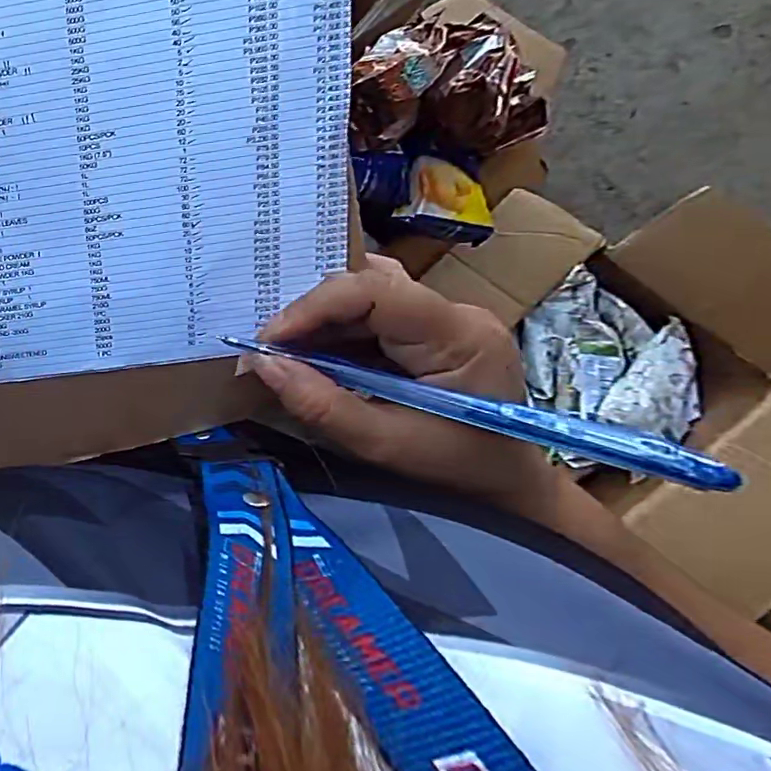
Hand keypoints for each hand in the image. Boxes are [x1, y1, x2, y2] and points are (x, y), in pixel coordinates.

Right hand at [250, 254, 564, 516]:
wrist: (509, 483)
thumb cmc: (455, 467)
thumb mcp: (382, 444)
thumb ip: (320, 404)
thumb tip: (261, 364)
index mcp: (457, 335)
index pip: (373, 290)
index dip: (311, 307)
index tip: (267, 341)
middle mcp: (453, 312)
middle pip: (362, 287)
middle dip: (306, 317)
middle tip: (269, 354)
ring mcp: (440, 316)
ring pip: (359, 296)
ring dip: (314, 323)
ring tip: (286, 356)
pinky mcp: (425, 327)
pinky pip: (366, 314)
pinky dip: (330, 331)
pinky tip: (313, 355)